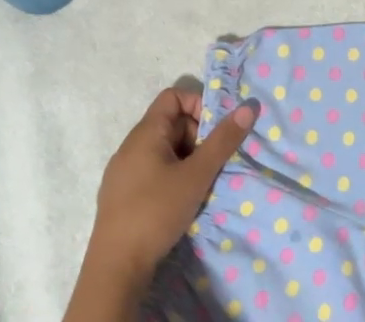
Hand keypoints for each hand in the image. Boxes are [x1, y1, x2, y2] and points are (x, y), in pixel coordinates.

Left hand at [86, 88, 257, 283]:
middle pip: (170, 122)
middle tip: (211, 162)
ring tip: (199, 183)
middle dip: (197, 136)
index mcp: (145, 134)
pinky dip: (172, 174)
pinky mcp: (121, 195)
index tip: (214, 131)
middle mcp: (130, 146)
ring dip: (187, 158)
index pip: (173, 96)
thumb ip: (223, 140)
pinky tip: (180, 199)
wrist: (116, 268)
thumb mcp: (197, 175)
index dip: (198, 105)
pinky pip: (153, 169)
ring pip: (163, 149)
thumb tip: (248, 107)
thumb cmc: (157, 211)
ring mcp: (122, 172)